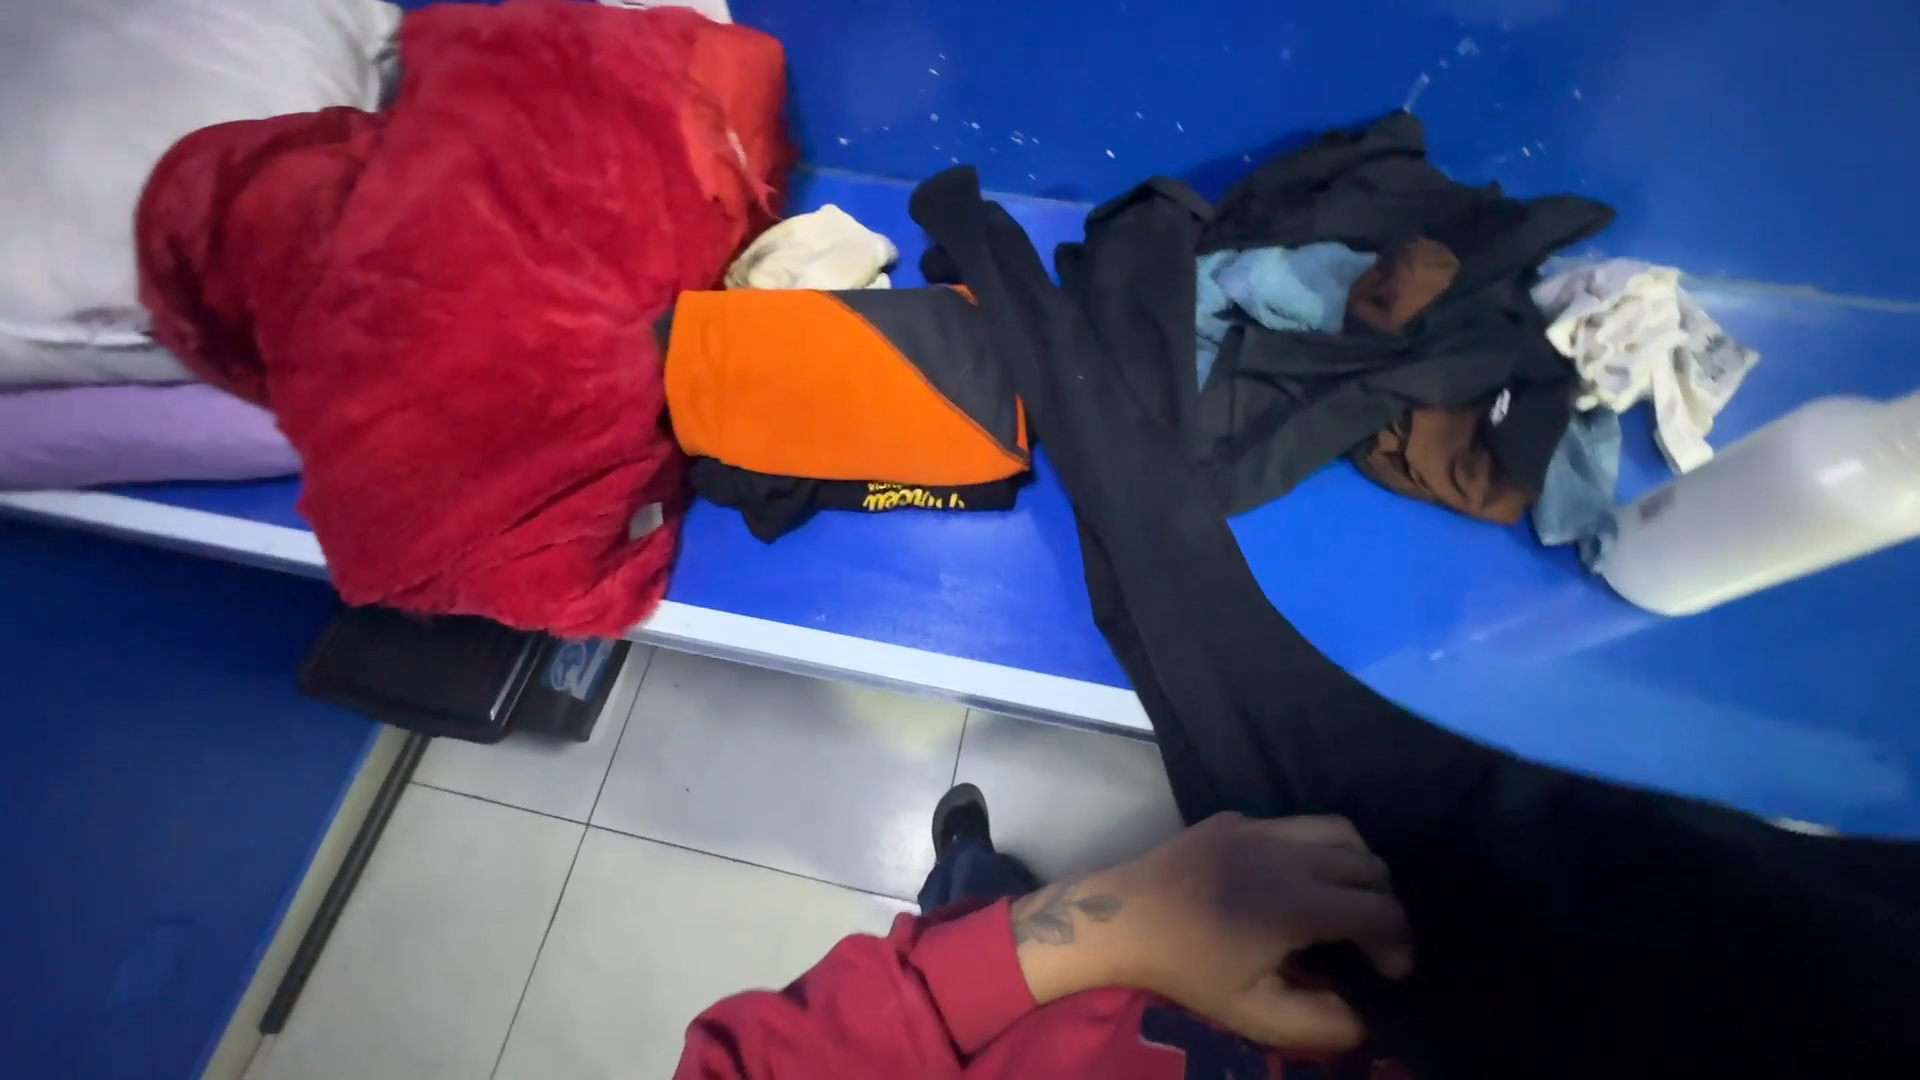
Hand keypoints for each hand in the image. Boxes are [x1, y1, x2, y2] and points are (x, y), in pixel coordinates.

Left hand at [1010, 813, 1411, 1051]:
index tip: (1386, 972)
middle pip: (1367, 862)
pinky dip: (1311, 846)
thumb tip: (1367, 1012)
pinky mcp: (1232, 817)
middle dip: (1382, 901)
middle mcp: (1283, 852)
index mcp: (1295, 902)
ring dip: (1354, 864)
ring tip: (1341, 901)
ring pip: (1335, 827)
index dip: (1399, 944)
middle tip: (1366, 938)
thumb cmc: (1187, 968)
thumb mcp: (1255, 1015)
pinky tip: (1291, 879)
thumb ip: (1324, 1023)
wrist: (1122, 917)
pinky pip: (1292, 822)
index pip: (1380, 909)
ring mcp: (1255, 826)